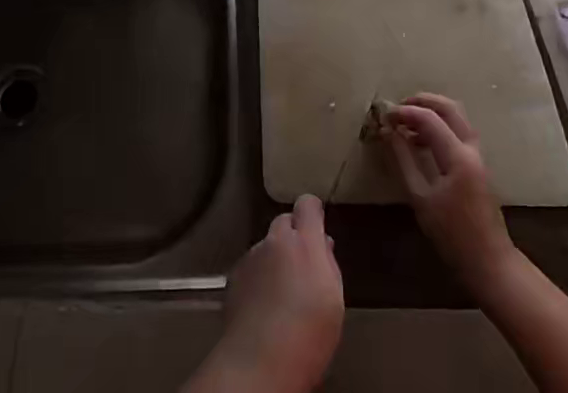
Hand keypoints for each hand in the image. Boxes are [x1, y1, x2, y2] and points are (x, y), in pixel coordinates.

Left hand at [196, 194, 342, 392]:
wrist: (258, 364)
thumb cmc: (308, 334)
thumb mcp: (335, 298)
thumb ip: (327, 262)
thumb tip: (322, 245)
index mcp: (305, 242)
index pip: (308, 204)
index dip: (313, 213)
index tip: (318, 230)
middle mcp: (275, 241)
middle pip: (284, 222)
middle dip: (293, 236)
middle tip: (302, 267)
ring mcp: (251, 257)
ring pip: (266, 246)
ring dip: (274, 258)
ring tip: (279, 293)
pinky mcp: (233, 277)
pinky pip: (251, 266)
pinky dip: (257, 276)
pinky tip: (261, 304)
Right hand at [385, 94, 516, 281]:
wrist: (489, 260)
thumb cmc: (451, 234)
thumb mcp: (420, 199)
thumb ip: (403, 161)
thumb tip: (388, 133)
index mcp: (458, 155)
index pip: (429, 119)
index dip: (404, 113)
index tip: (383, 115)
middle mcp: (472, 147)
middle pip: (449, 107)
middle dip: (422, 101)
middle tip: (397, 108)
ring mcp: (478, 153)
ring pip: (456, 116)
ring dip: (431, 112)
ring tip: (405, 123)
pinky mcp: (477, 162)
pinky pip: (458, 131)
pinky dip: (439, 126)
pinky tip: (420, 141)